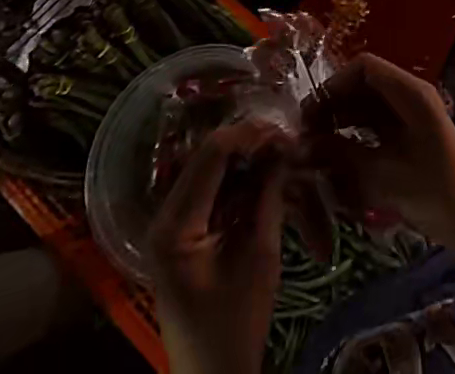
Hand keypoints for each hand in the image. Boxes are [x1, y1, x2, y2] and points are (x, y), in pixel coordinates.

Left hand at [145, 121, 290, 373]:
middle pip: (208, 159)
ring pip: (211, 171)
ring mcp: (172, 224)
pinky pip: (212, 191)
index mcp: (175, 225)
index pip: (211, 156)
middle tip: (288, 139)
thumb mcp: (260, 257)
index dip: (249, 134)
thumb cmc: (236, 325)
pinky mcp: (184, 233)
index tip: (286, 129)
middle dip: (249, 143)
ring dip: (246, 159)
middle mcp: (165, 216)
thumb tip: (284, 148)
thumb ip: (268, 197)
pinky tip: (266, 175)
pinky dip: (239, 180)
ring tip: (283, 152)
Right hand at [302, 55, 454, 244]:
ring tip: (315, 148)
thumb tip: (302, 144)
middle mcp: (410, 95)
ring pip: (365, 104)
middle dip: (333, 105)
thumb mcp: (382, 175)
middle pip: (362, 84)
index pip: (364, 67)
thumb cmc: (433, 192)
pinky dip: (353, 133)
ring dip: (340, 120)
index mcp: (411, 93)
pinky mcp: (408, 132)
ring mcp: (410, 113)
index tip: (311, 114)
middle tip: (306, 136)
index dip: (334, 85)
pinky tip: (335, 155)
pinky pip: (374, 122)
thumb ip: (341, 154)